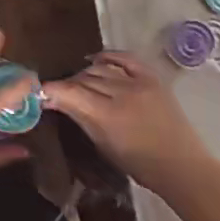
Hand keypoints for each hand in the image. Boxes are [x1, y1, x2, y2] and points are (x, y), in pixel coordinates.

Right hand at [42, 52, 219, 196]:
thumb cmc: (138, 164)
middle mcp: (122, 92)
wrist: (180, 164)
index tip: (40, 94)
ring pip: (101, 69)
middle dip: (67, 85)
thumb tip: (55, 101)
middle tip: (60, 95)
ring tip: (78, 85)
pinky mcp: (152, 77)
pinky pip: (124, 58)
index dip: (51, 90)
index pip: (70, 92)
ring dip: (85, 75)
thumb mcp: (102, 144)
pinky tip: (95, 60)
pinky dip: (107, 57)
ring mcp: (139, 82)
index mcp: (107, 114)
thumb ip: (80, 117)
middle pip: (83, 78)